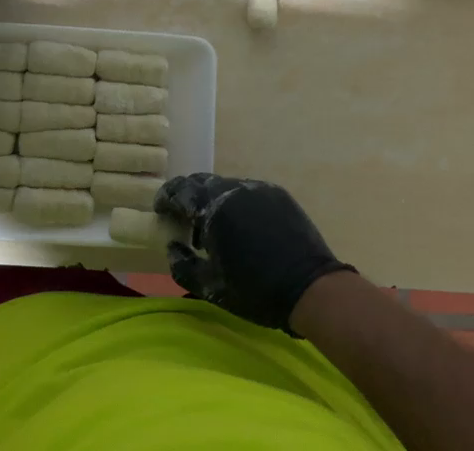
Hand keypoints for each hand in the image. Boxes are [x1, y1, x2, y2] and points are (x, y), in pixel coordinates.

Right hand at [156, 173, 353, 333]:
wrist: (313, 290)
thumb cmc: (257, 291)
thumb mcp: (211, 287)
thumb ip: (182, 265)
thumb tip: (173, 247)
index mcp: (215, 208)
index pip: (180, 190)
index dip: (166, 199)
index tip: (160, 211)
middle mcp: (236, 189)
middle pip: (203, 182)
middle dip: (188, 197)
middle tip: (185, 220)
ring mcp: (260, 189)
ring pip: (226, 187)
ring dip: (214, 201)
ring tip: (215, 229)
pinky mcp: (279, 195)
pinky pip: (248, 192)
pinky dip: (237, 204)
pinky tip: (242, 228)